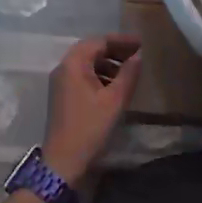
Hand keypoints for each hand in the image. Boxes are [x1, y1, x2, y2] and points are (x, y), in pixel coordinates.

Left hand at [41, 35, 142, 187]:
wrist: (63, 162)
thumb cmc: (90, 127)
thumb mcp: (115, 100)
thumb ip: (128, 74)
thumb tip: (138, 56)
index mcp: (73, 64)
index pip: (99, 41)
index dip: (121, 41)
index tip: (141, 43)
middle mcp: (63, 68)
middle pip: (91, 50)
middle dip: (115, 50)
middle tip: (137, 55)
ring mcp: (61, 83)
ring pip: (87, 64)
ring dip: (108, 63)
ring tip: (129, 72)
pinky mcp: (62, 96)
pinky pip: (82, 76)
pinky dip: (99, 76)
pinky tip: (114, 87)